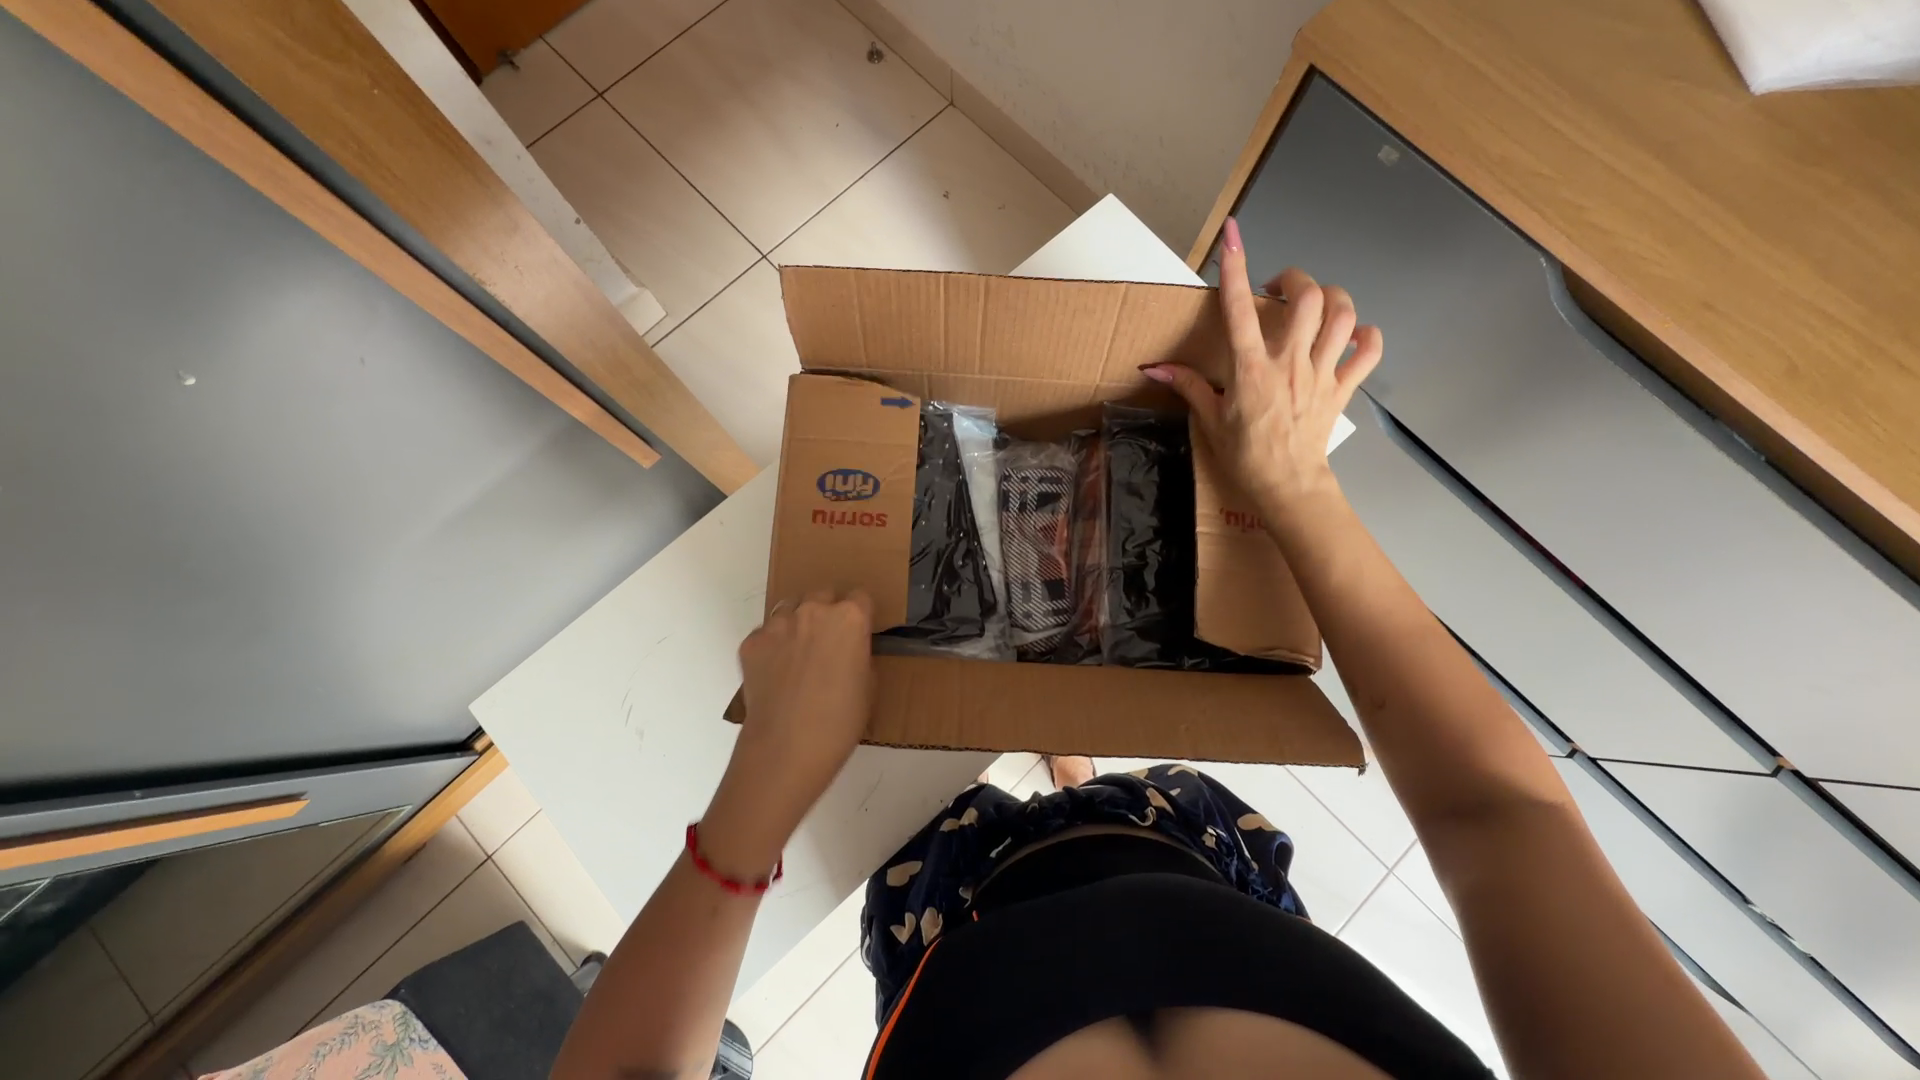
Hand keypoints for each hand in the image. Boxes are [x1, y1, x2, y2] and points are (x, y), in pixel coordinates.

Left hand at [702, 591, 874, 878]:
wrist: (786, 748)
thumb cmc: (839, 722)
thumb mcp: (868, 686)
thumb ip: (859, 655)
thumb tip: (849, 651)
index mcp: (849, 618)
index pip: (859, 597)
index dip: (860, 615)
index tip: (858, 633)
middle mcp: (813, 611)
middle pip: (823, 595)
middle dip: (827, 612)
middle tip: (829, 644)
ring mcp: (777, 624)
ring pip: (790, 609)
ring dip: (798, 624)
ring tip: (799, 656)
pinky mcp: (751, 642)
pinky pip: (765, 634)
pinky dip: (772, 647)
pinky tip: (776, 674)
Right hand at [1143, 217, 1381, 519]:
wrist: (1288, 487)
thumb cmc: (1246, 457)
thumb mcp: (1210, 421)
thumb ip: (1189, 386)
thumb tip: (1155, 369)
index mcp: (1252, 370)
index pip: (1239, 310)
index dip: (1235, 268)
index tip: (1232, 235)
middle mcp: (1290, 363)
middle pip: (1307, 299)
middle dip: (1294, 279)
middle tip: (1279, 288)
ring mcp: (1321, 374)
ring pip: (1342, 316)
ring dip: (1332, 297)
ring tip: (1315, 303)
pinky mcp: (1342, 388)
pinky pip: (1368, 352)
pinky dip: (1367, 335)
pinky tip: (1353, 333)